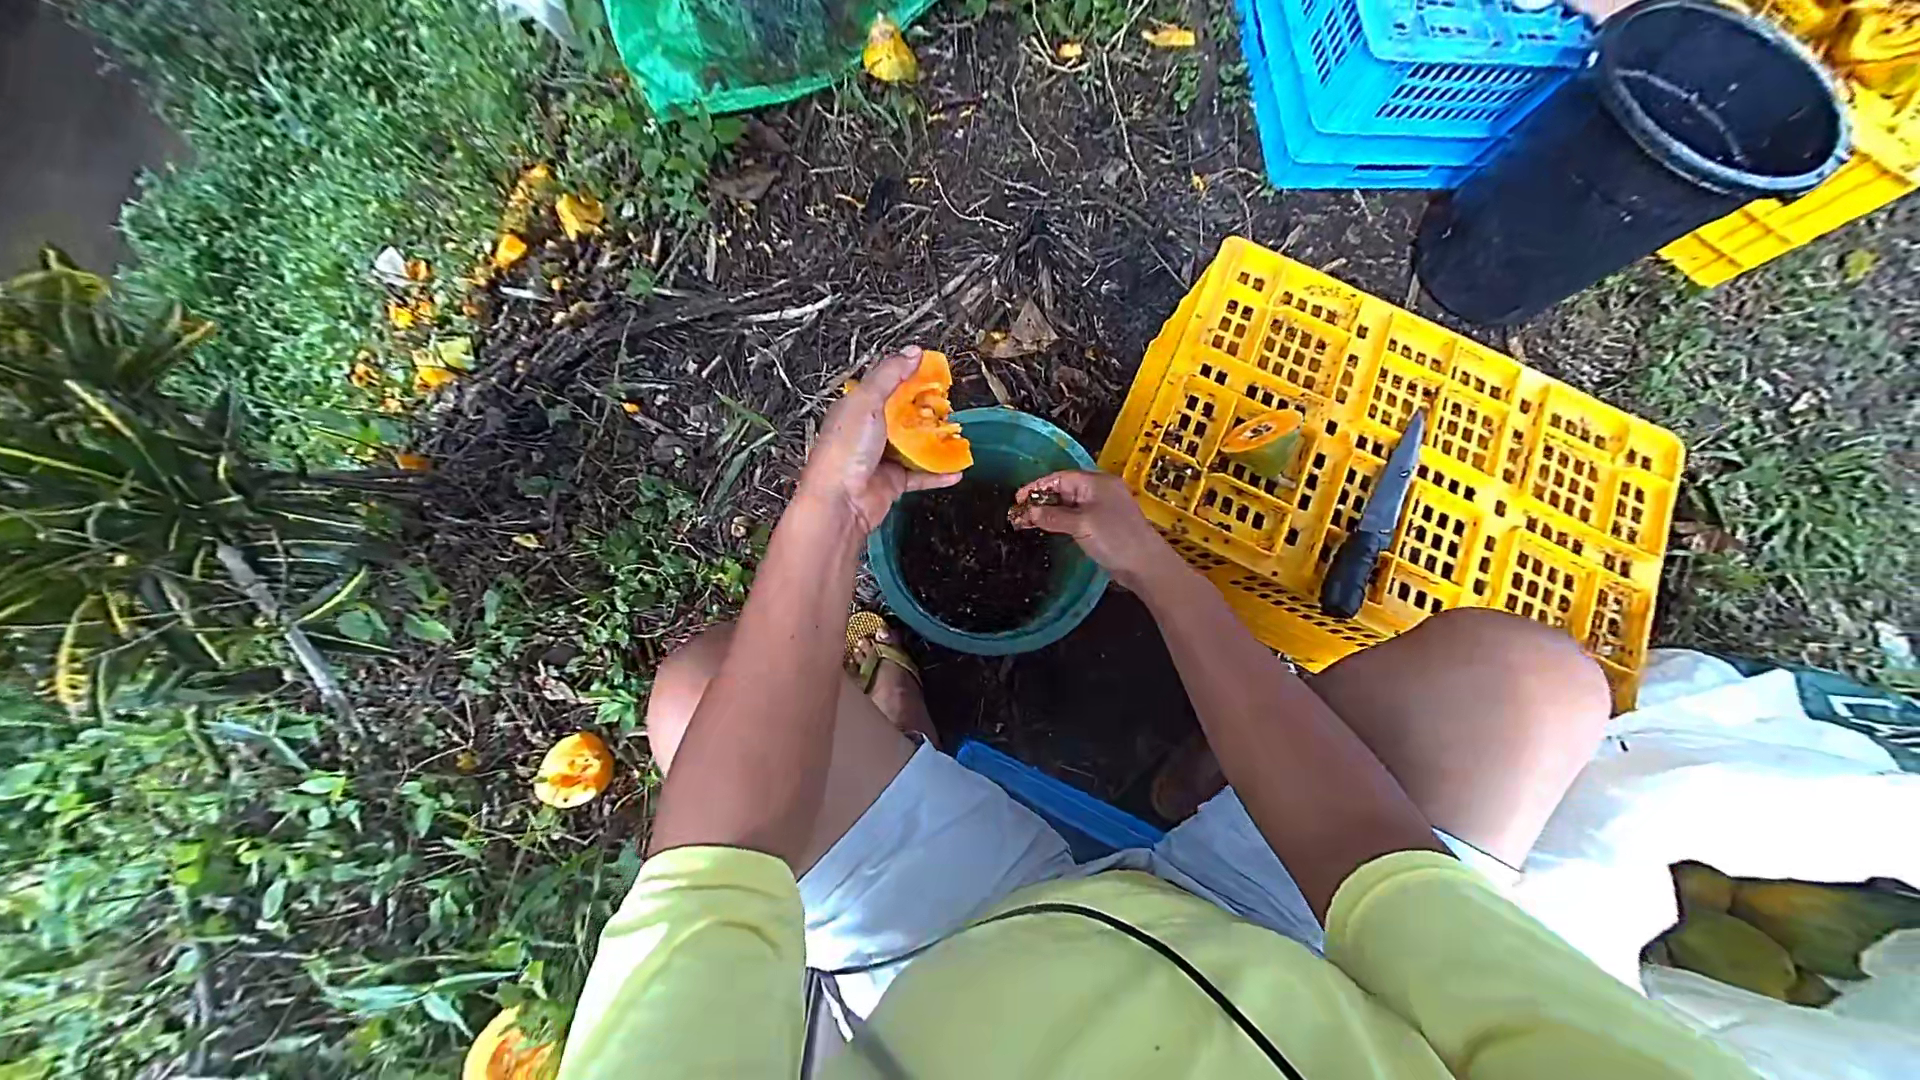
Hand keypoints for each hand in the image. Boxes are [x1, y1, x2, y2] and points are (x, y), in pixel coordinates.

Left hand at [797, 347, 960, 533]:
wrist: (839, 502)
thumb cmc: (843, 451)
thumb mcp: (866, 402)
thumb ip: (890, 375)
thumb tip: (913, 352)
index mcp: (857, 408)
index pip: (887, 386)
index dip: (910, 379)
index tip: (935, 374)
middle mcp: (869, 432)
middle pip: (904, 417)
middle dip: (928, 413)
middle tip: (950, 406)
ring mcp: (881, 458)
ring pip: (915, 447)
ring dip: (936, 444)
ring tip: (957, 436)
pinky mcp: (892, 482)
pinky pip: (920, 476)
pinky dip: (938, 474)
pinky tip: (956, 470)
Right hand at [1009, 470, 1181, 588]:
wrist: (1145, 564)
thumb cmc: (1116, 538)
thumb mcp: (1081, 525)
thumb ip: (1053, 516)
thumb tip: (1030, 512)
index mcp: (1096, 483)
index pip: (1060, 478)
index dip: (1037, 486)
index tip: (1018, 497)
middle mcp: (1099, 490)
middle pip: (1064, 489)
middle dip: (1041, 499)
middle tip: (1020, 511)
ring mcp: (1102, 507)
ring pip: (1068, 504)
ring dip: (1048, 511)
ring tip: (1027, 521)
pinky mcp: (1102, 524)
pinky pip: (1075, 516)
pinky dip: (1059, 520)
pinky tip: (1047, 526)